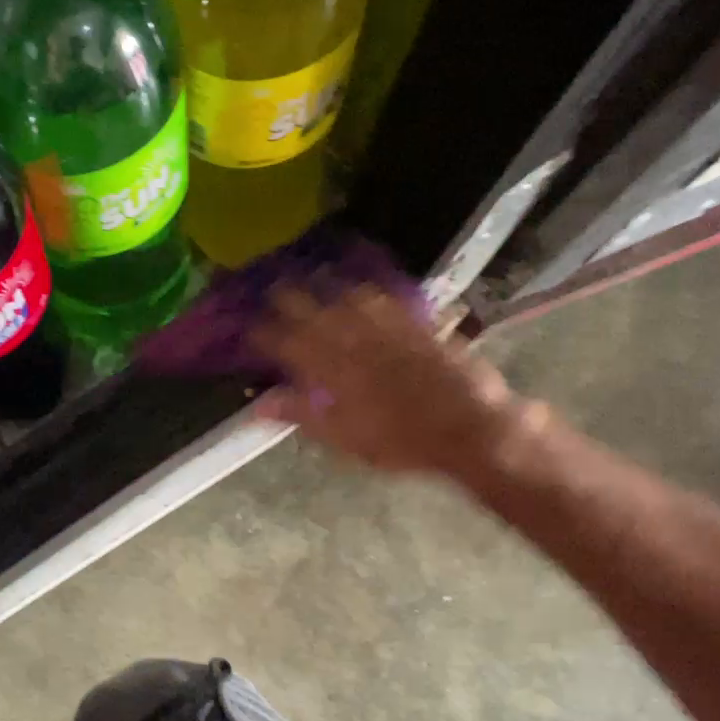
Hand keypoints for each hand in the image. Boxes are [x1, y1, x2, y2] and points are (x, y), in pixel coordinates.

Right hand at [248, 280, 526, 477]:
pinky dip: (370, 293)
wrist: (469, 429)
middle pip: (316, 315)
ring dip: (329, 288)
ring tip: (314, 278)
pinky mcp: (419, 326)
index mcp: (332, 372)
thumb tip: (259, 406)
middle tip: (274, 289)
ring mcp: (390, 331)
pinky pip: (388, 302)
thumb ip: (300, 415)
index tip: (250, 327)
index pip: (289, 345)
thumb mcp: (342, 438)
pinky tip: (364, 289)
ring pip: (350, 301)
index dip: (266, 334)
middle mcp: (357, 344)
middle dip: (291, 300)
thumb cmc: (399, 443)